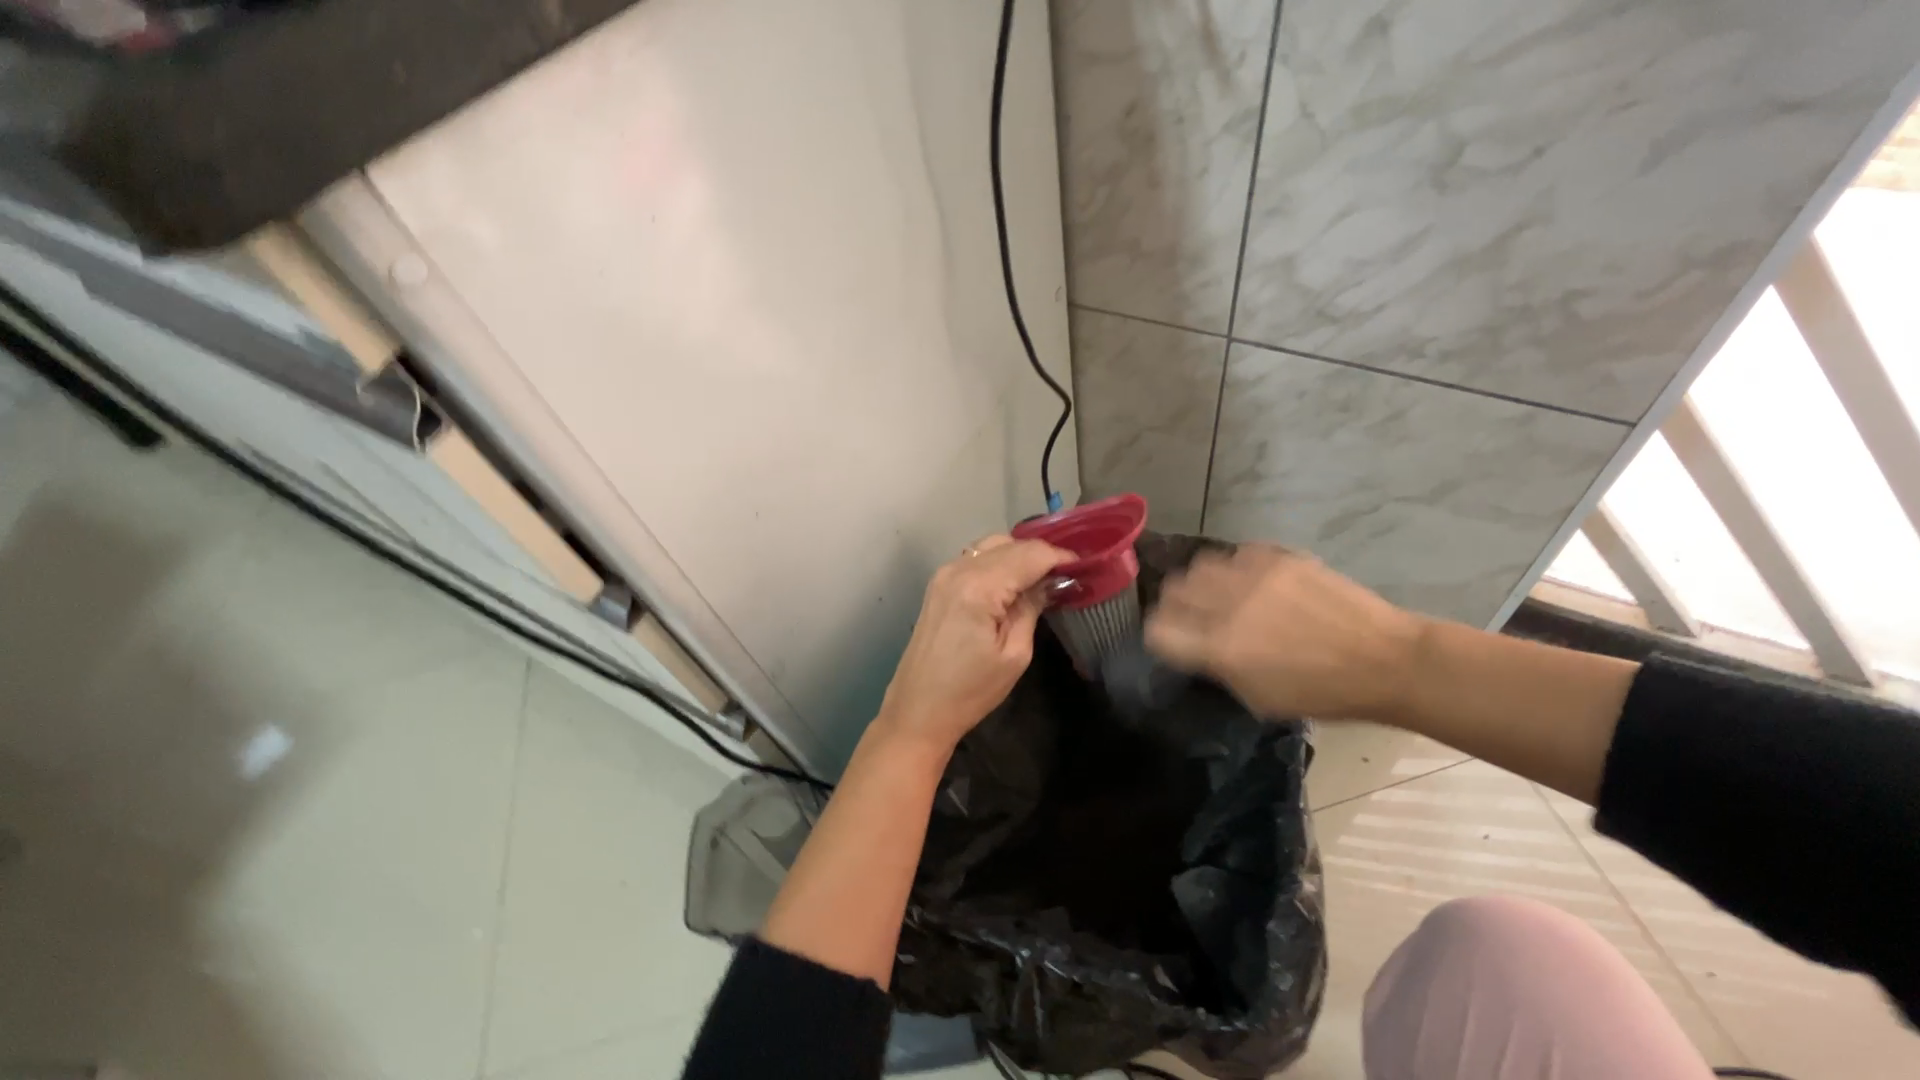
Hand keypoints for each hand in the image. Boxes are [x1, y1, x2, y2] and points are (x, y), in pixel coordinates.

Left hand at [874, 535, 1072, 754]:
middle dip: (1041, 555)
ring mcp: (944, 574)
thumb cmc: (971, 690)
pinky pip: (976, 559)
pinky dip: (999, 562)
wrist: (918, 709)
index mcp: (979, 586)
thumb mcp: (1015, 654)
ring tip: (1043, 579)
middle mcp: (959, 569)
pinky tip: (1014, 583)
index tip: (1084, 569)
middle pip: (1010, 544)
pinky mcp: (938, 585)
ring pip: (991, 546)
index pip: (1030, 554)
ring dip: (1019, 556)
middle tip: (1066, 577)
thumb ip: (1031, 608)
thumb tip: (1050, 582)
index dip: (1060, 558)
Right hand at [1145, 545, 1426, 720]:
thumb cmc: (1323, 694)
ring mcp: (1254, 576)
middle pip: (1174, 590)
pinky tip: (1253, 582)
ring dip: (1203, 581)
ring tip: (1221, 594)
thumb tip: (1201, 651)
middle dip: (1176, 604)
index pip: (1158, 630)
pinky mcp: (1280, 557)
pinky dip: (1238, 567)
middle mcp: (1228, 606)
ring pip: (1201, 565)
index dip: (1158, 635)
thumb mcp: (1260, 699)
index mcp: (1220, 649)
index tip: (1169, 640)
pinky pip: (1239, 553)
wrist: (1385, 660)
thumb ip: (1220, 670)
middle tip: (1190, 615)